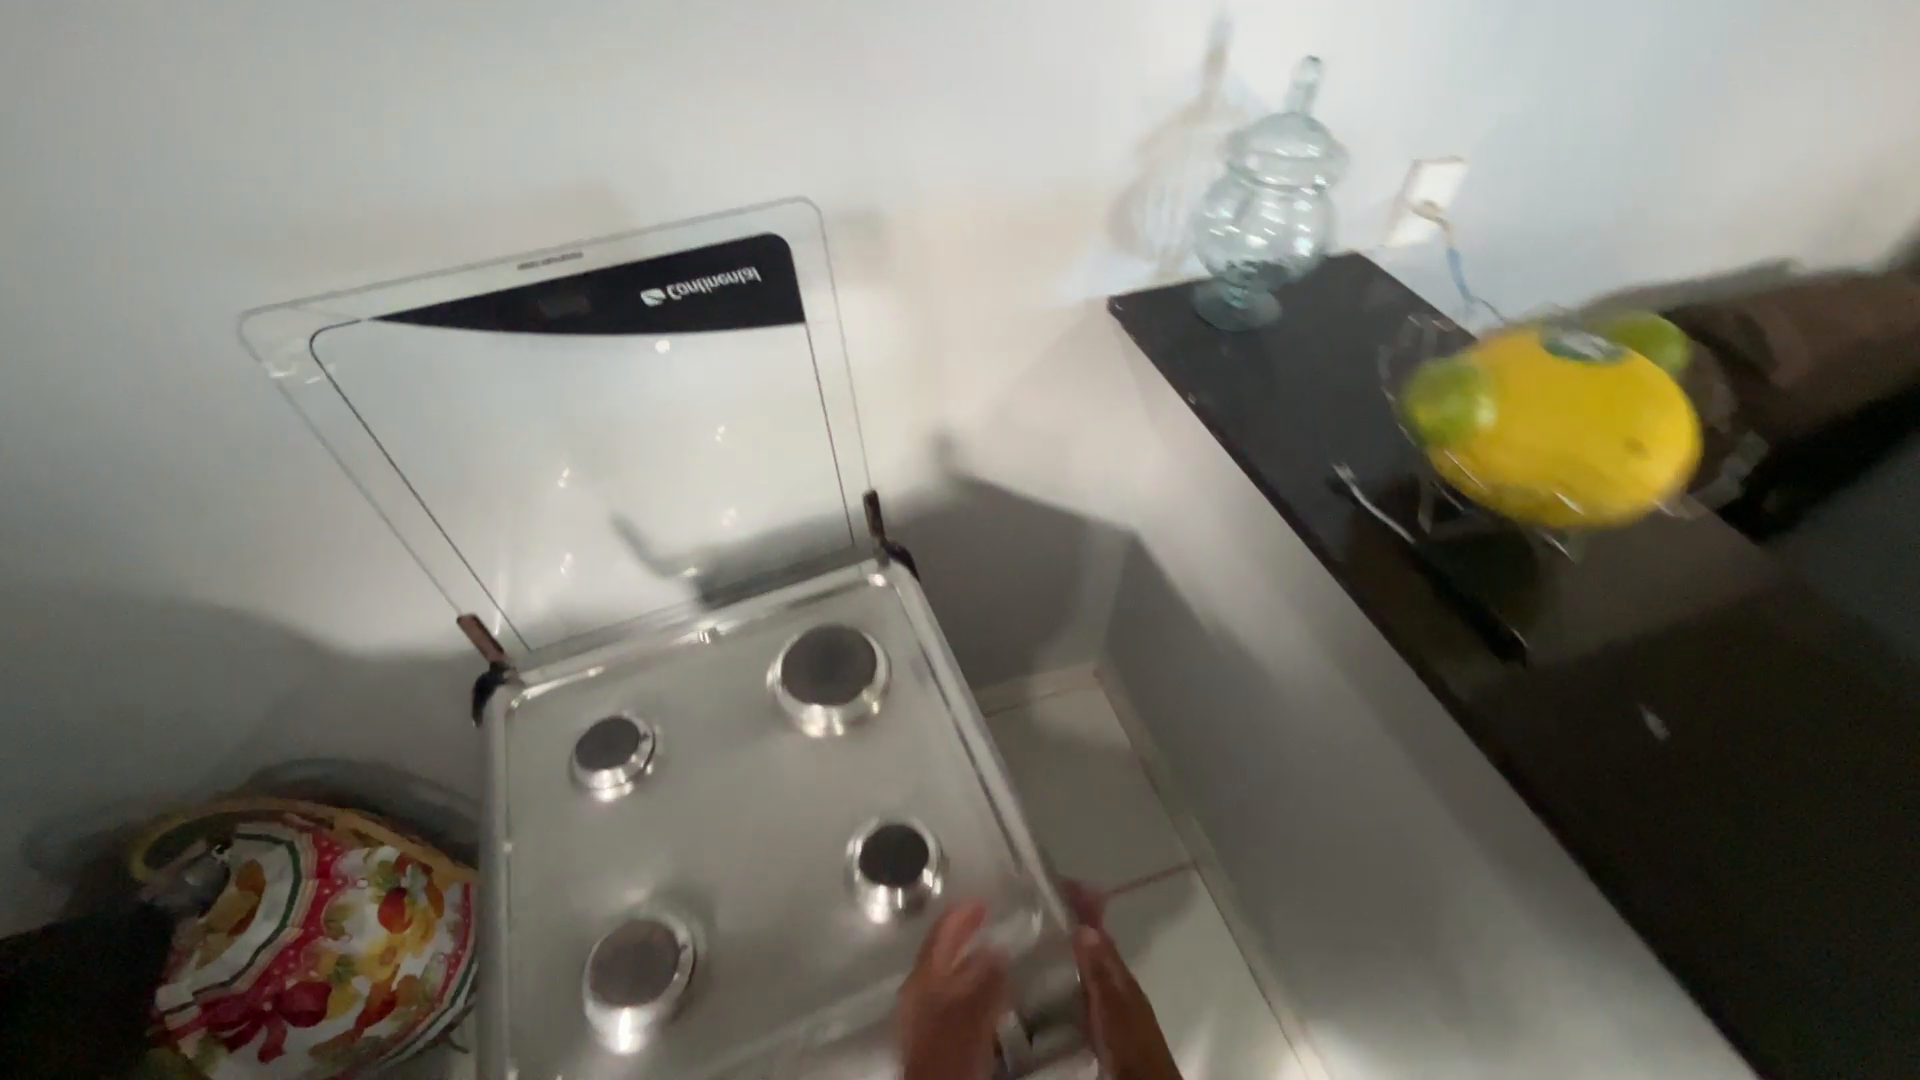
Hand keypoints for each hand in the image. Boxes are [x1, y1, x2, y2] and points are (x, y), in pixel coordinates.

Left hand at [898, 900, 1009, 1079]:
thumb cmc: (949, 1052)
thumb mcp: (971, 1015)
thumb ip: (985, 981)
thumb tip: (999, 948)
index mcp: (923, 981)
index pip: (939, 937)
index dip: (958, 915)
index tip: (977, 898)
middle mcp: (918, 991)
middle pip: (940, 952)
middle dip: (962, 931)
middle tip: (983, 913)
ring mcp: (922, 1012)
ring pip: (946, 973)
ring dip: (967, 958)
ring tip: (991, 946)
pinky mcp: (932, 1031)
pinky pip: (950, 993)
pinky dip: (967, 982)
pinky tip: (985, 987)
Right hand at [1062, 881, 1183, 1079]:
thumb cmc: (1131, 1045)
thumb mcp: (1112, 1008)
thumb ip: (1099, 972)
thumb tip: (1083, 926)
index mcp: (1119, 974)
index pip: (1100, 931)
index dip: (1086, 905)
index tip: (1065, 880)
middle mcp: (1117, 982)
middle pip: (1094, 944)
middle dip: (1074, 920)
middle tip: (1043, 902)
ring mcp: (1112, 1001)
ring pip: (1089, 964)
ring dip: (1071, 945)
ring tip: (1041, 934)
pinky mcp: (1104, 1021)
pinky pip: (1084, 986)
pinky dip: (1070, 973)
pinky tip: (1053, 981)